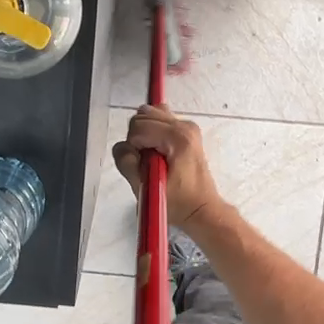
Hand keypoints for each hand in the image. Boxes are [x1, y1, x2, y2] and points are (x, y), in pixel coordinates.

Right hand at [111, 105, 225, 233]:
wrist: (201, 209)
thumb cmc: (177, 203)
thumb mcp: (145, 188)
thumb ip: (127, 163)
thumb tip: (123, 147)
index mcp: (177, 138)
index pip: (138, 126)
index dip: (133, 146)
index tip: (142, 165)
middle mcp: (185, 126)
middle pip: (144, 115)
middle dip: (137, 138)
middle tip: (146, 162)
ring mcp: (188, 126)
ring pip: (151, 114)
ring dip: (144, 133)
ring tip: (152, 157)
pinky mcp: (187, 130)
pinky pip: (160, 119)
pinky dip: (153, 132)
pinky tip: (158, 152)